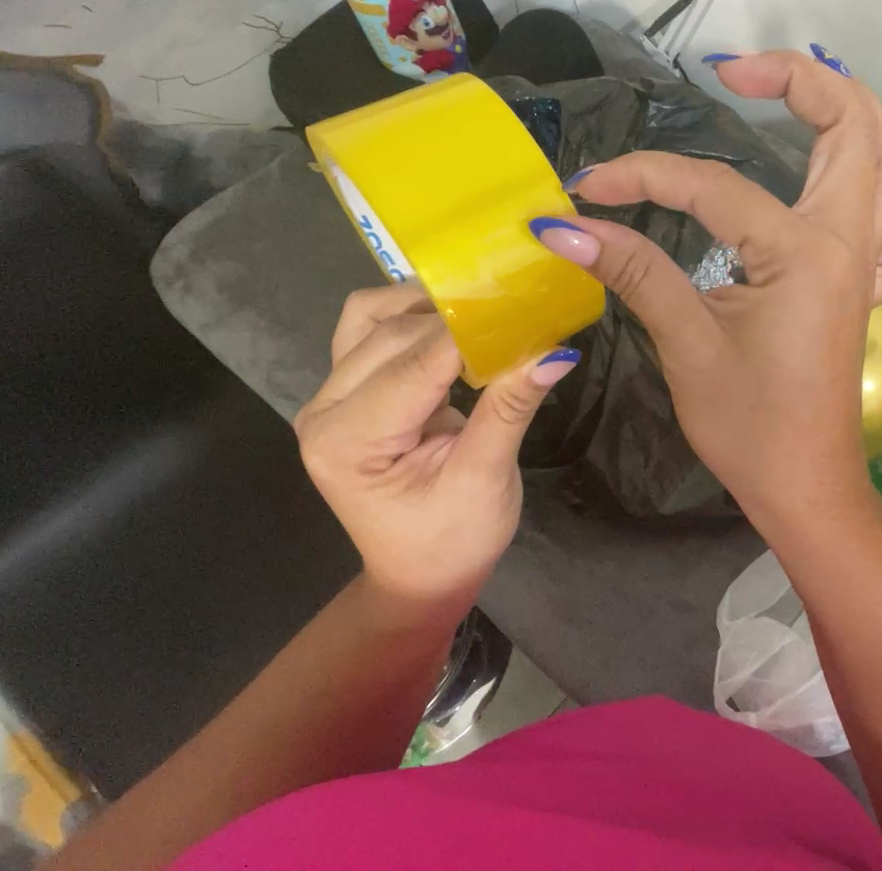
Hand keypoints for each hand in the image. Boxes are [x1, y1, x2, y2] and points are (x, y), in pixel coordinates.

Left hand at [293, 284, 577, 604]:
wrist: (422, 574)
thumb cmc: (453, 539)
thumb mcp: (486, 478)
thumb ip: (510, 408)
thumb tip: (555, 351)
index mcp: (349, 441)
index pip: (416, 365)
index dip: (473, 333)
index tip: (530, 309)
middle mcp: (325, 410)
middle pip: (391, 334)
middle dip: (457, 319)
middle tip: (521, 310)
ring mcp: (331, 398)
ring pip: (372, 318)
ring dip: (429, 308)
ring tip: (486, 316)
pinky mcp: (349, 392)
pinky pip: (372, 331)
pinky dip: (414, 318)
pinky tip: (456, 326)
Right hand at [532, 49, 881, 516]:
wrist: (807, 485)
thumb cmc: (751, 426)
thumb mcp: (688, 344)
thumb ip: (636, 271)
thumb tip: (563, 224)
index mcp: (807, 253)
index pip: (717, 187)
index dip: (646, 176)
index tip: (589, 187)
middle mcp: (849, 243)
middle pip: (857, 128)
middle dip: (803, 80)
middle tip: (734, 71)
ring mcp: (867, 263)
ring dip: (851, 115)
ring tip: (795, 90)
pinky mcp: (864, 286)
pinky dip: (869, 181)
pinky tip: (834, 180)